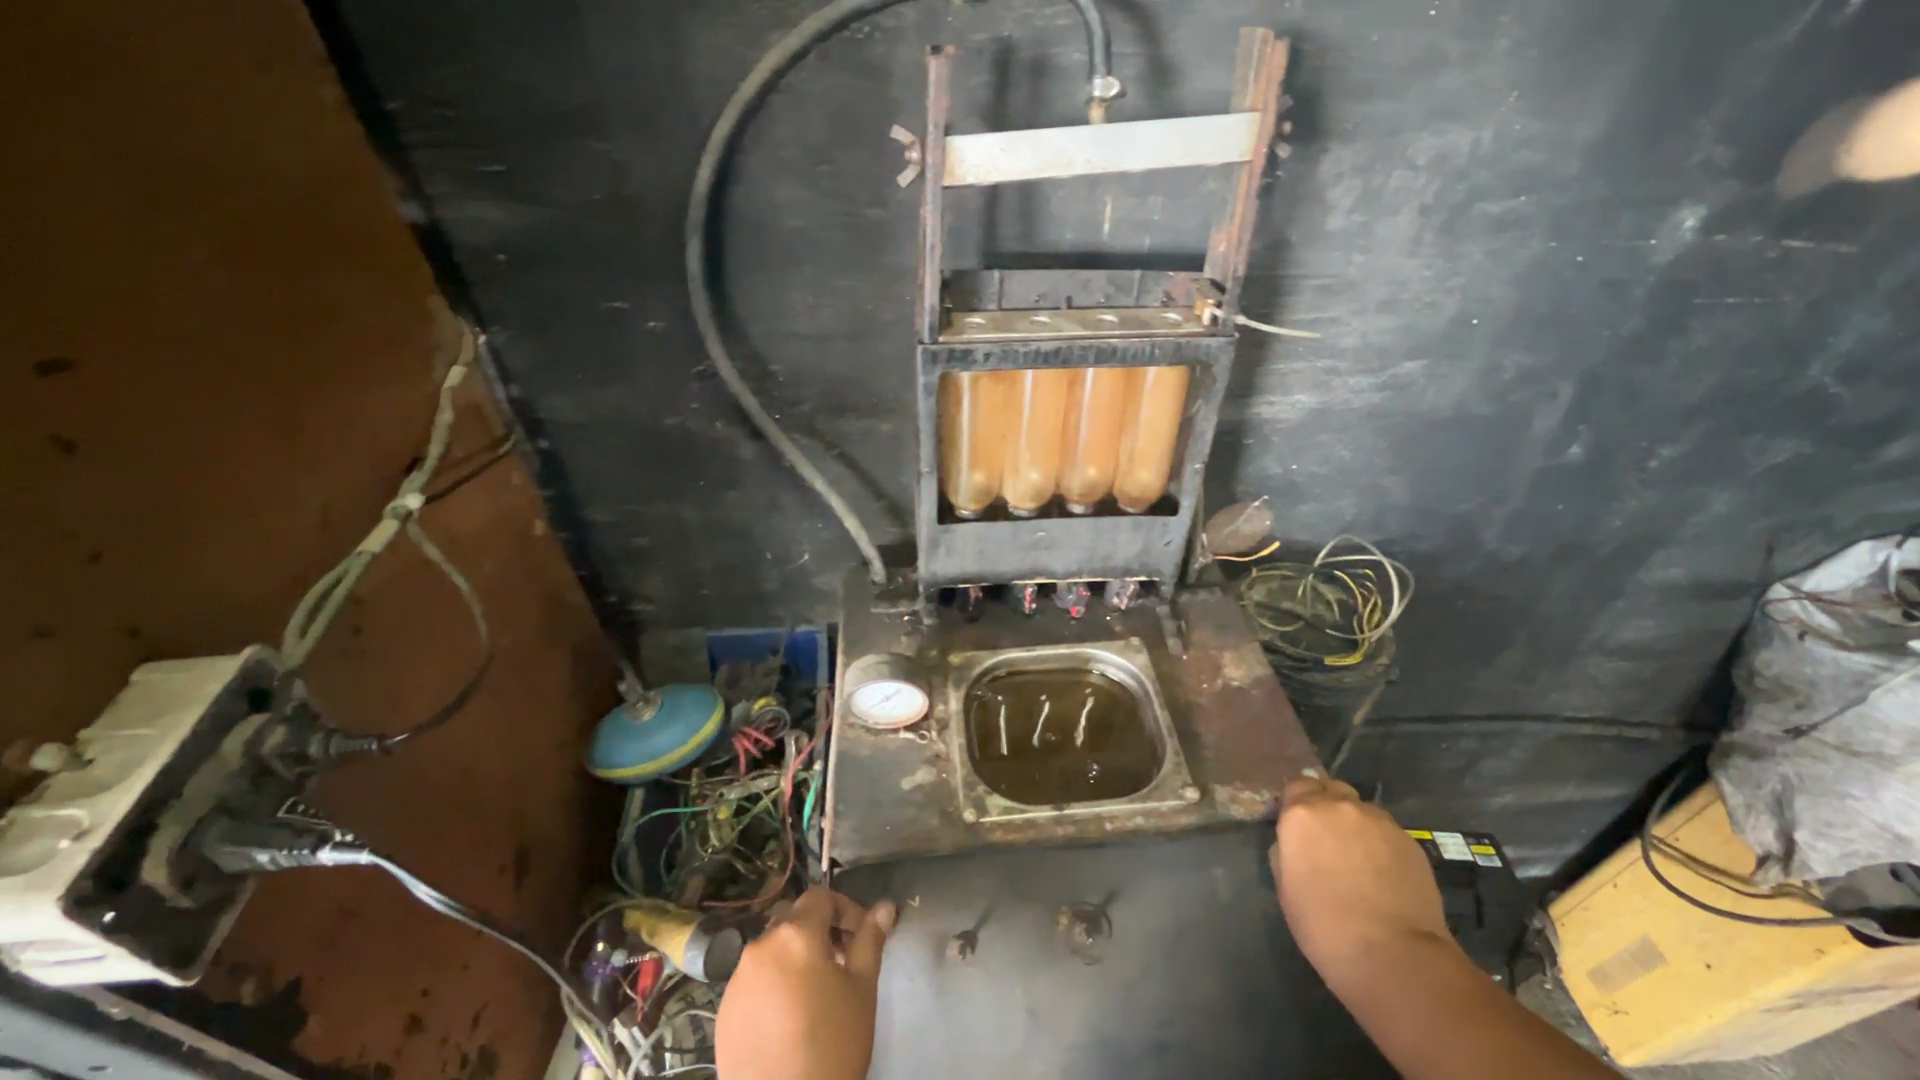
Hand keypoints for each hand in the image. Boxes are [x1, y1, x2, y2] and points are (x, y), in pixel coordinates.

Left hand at [715, 887, 897, 1079]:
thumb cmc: (832, 1043)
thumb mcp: (861, 989)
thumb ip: (870, 941)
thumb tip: (885, 906)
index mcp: (795, 935)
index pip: (821, 897)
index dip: (846, 910)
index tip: (861, 937)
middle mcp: (759, 946)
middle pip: (793, 920)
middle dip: (820, 931)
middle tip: (842, 963)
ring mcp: (736, 978)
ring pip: (771, 950)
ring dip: (795, 958)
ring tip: (816, 993)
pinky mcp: (724, 1009)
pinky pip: (753, 980)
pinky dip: (773, 984)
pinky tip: (789, 1017)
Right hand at [1270, 774, 1451, 981]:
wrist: (1393, 953)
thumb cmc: (1324, 926)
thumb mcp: (1286, 887)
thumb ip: (1289, 851)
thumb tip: (1298, 844)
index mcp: (1302, 815)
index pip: (1296, 786)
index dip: (1296, 804)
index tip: (1296, 826)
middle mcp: (1340, 807)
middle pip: (1331, 789)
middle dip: (1327, 806)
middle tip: (1326, 839)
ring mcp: (1380, 821)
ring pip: (1362, 810)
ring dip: (1355, 825)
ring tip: (1358, 859)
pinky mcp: (1410, 840)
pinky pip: (1387, 832)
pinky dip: (1380, 844)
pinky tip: (1382, 874)